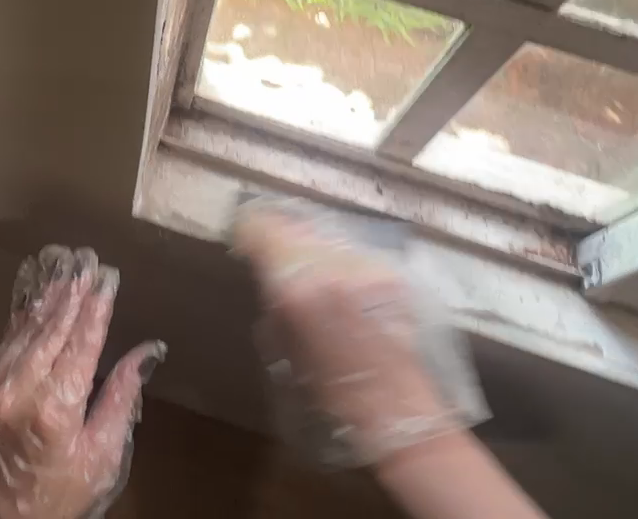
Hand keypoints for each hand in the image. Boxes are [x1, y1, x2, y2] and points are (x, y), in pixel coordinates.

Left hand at [0, 245, 164, 518]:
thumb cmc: (53, 502)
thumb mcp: (99, 460)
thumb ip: (121, 399)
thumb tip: (148, 350)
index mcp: (55, 407)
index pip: (83, 338)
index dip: (97, 304)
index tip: (108, 275)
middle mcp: (14, 389)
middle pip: (51, 325)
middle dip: (71, 290)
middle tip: (85, 259)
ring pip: (20, 331)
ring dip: (44, 299)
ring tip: (61, 268)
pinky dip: (17, 328)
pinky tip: (33, 306)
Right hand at [233, 200, 459, 460]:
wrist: (393, 414)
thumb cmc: (325, 395)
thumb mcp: (278, 349)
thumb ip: (272, 301)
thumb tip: (268, 275)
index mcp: (296, 287)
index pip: (263, 228)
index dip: (250, 229)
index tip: (244, 236)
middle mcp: (332, 265)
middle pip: (296, 224)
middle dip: (281, 234)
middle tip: (272, 248)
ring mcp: (365, 266)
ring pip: (326, 234)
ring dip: (312, 244)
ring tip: (307, 265)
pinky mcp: (389, 272)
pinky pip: (353, 251)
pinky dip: (339, 259)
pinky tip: (338, 281)